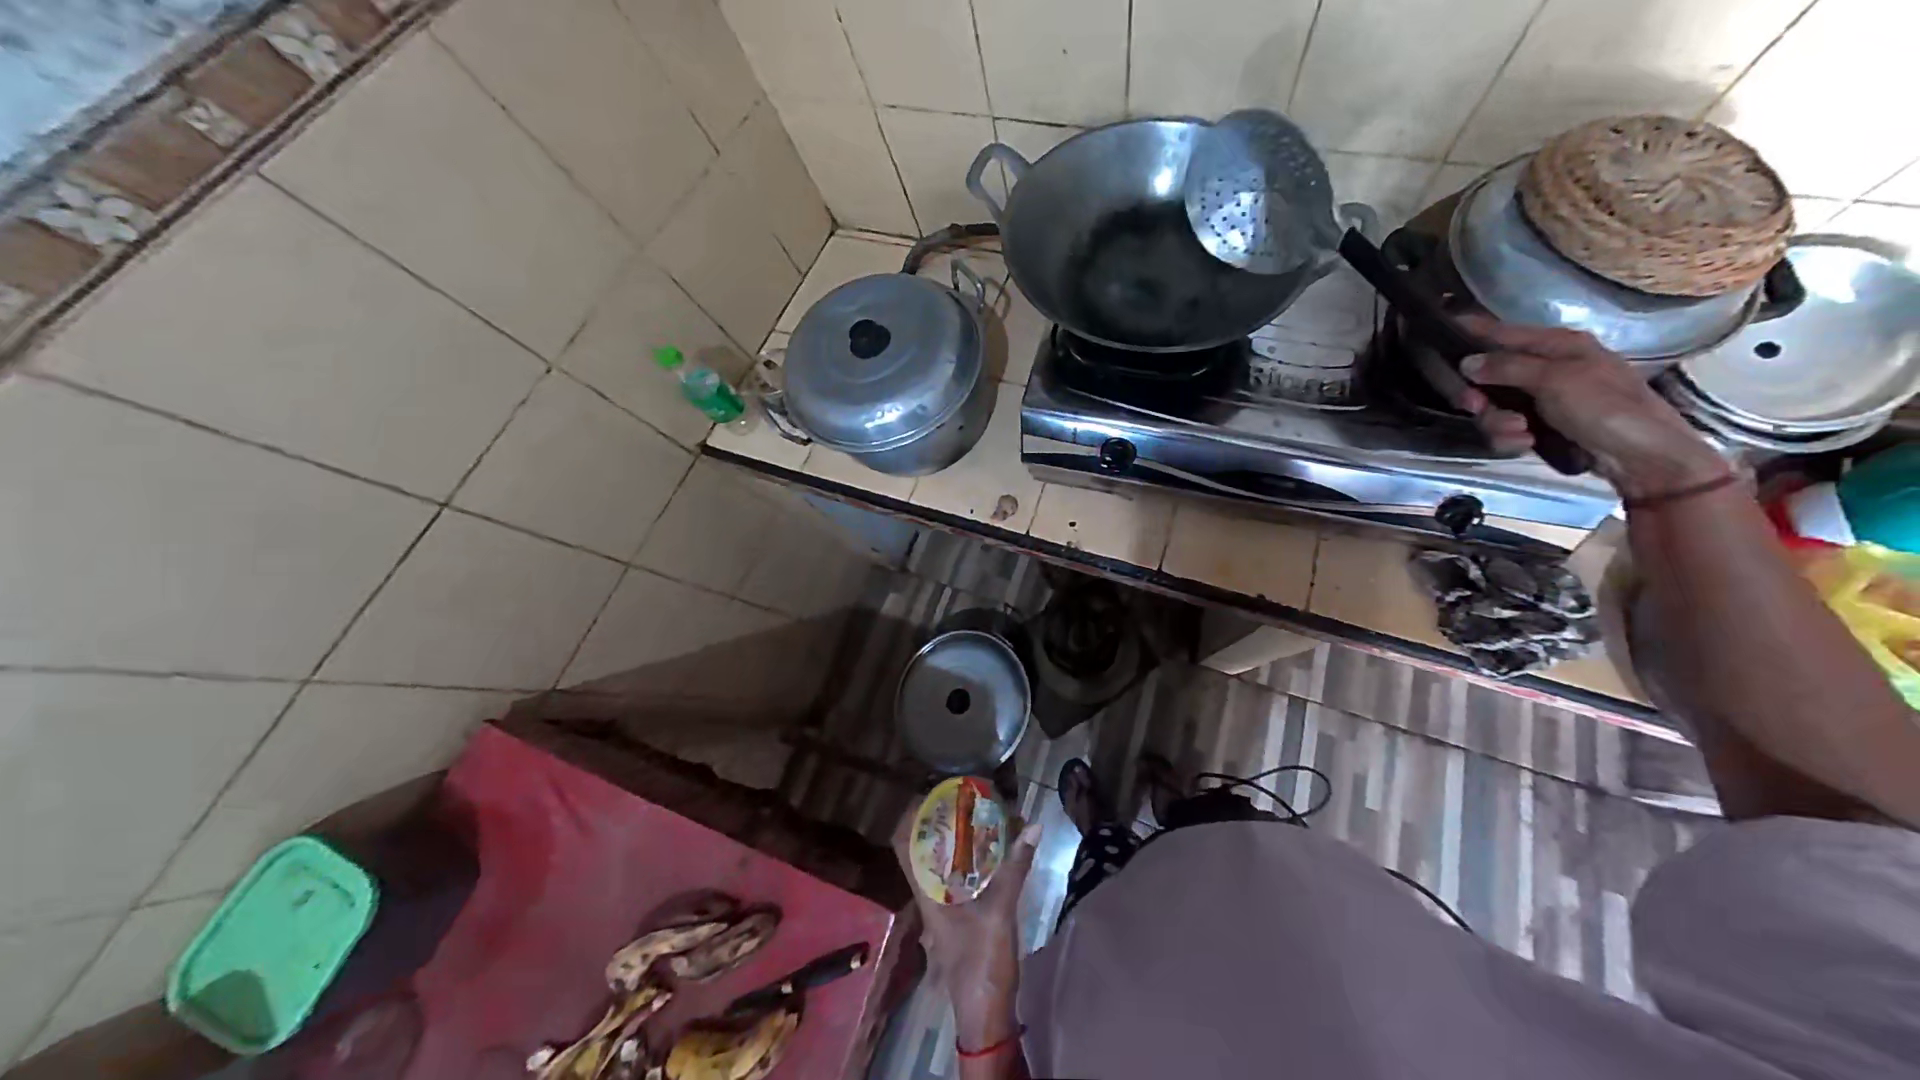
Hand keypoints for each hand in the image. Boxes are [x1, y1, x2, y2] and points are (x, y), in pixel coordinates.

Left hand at [893, 799, 1041, 1048]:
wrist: (986, 1014)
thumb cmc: (981, 963)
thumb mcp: (999, 913)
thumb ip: (1014, 869)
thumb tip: (1032, 826)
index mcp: (925, 892)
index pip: (904, 843)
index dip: (911, 814)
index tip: (933, 791)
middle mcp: (929, 894)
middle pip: (922, 847)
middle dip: (938, 819)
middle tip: (964, 796)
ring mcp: (944, 905)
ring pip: (940, 860)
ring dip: (955, 836)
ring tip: (980, 812)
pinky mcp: (961, 914)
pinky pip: (959, 874)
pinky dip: (971, 855)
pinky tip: (994, 847)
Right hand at [1448, 315, 1731, 498]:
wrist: (1641, 457)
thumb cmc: (1606, 409)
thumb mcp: (1556, 381)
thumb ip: (1508, 368)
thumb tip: (1466, 362)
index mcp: (1557, 345)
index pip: (1502, 332)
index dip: (1471, 331)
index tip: (1437, 330)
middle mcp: (1546, 367)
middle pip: (1487, 375)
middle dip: (1479, 395)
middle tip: (1474, 407)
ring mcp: (1542, 398)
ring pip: (1492, 406)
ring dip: (1497, 422)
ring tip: (1520, 433)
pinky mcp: (1540, 425)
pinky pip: (1505, 427)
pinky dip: (1510, 438)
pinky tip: (1527, 444)